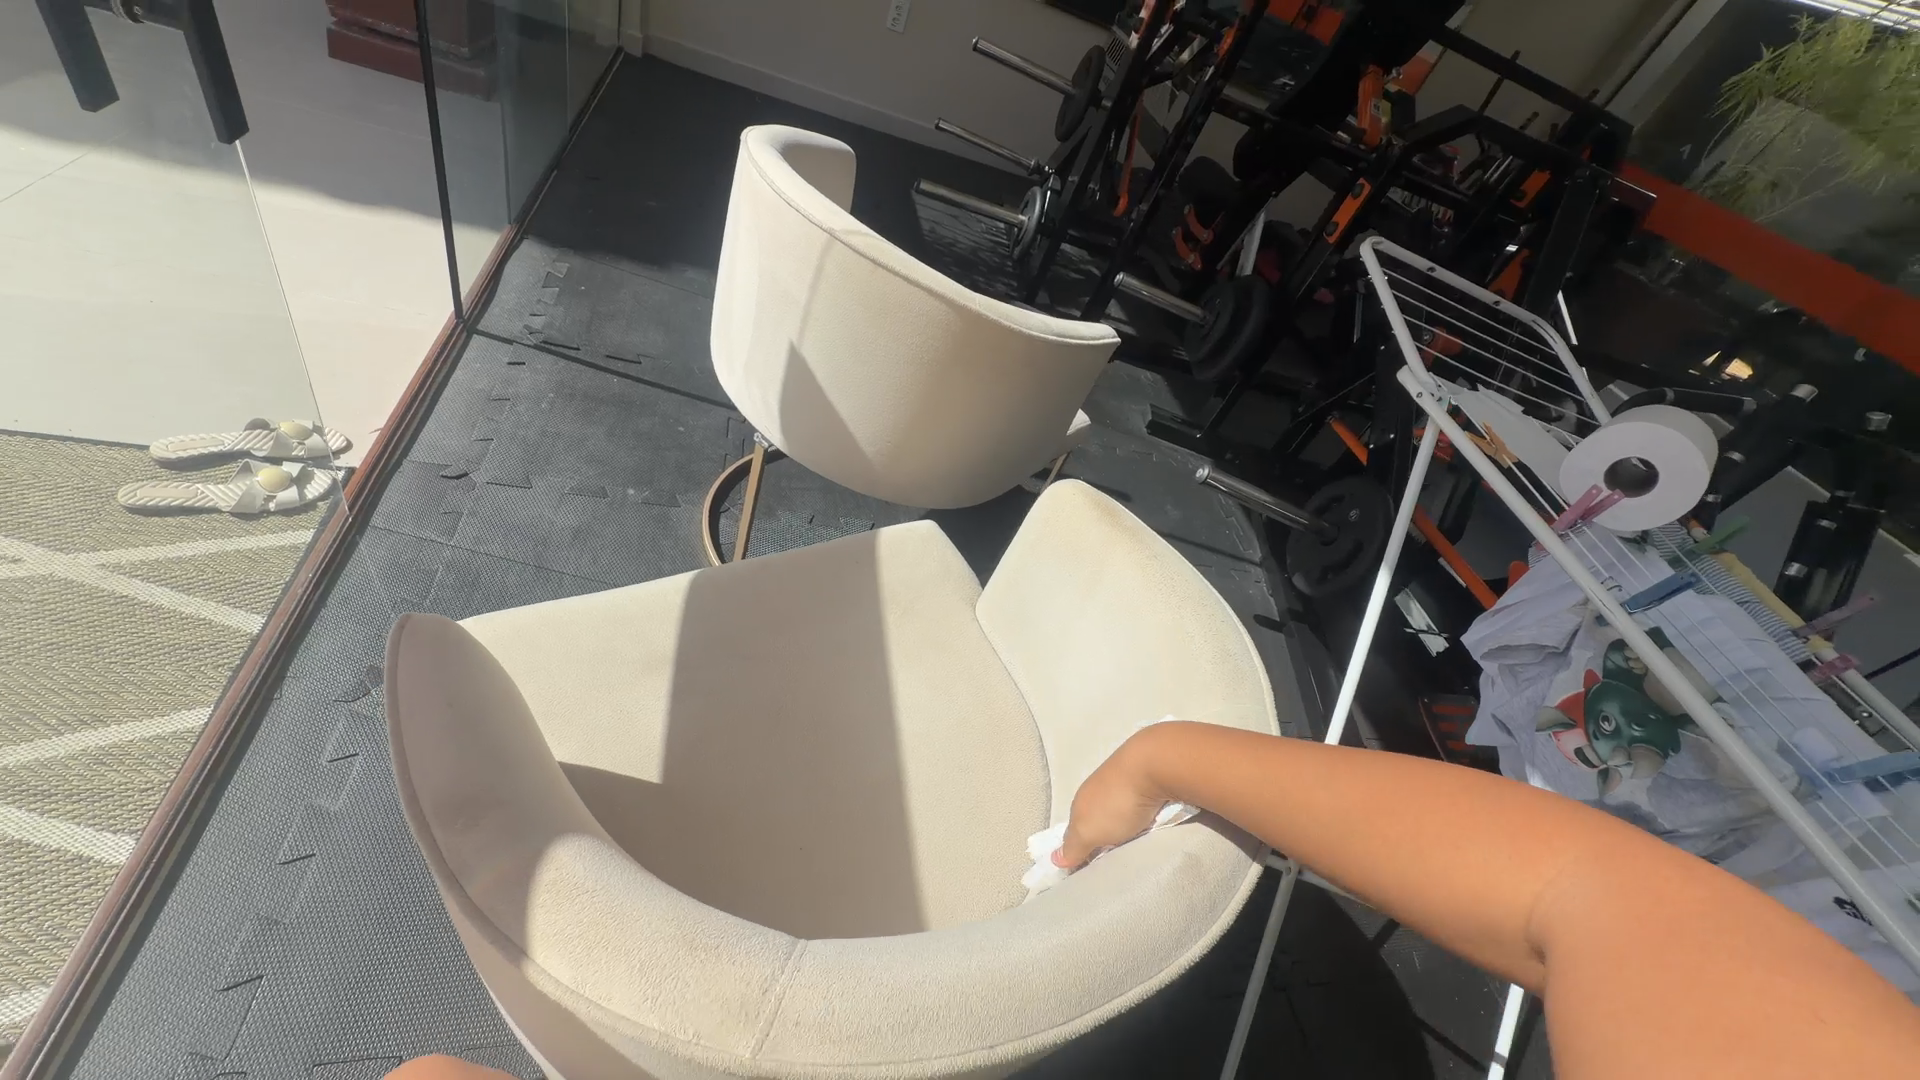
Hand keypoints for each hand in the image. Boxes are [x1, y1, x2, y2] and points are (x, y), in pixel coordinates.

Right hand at [1057, 726, 1177, 869]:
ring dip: (1121, 823)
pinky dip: (1138, 812)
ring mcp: (1121, 781)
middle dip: (1100, 835)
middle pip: (1095, 818)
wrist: (1153, 764)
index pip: (1074, 830)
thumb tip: (1054, 859)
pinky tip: (1147, 820)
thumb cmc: (1117, 803)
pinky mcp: (1145, 778)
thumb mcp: (1090, 831)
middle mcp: (1097, 789)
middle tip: (1112, 858)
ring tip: (1132, 841)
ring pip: (1116, 809)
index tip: (1088, 869)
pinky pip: (1137, 802)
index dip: (1079, 848)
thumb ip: (1074, 845)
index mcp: (1081, 802)